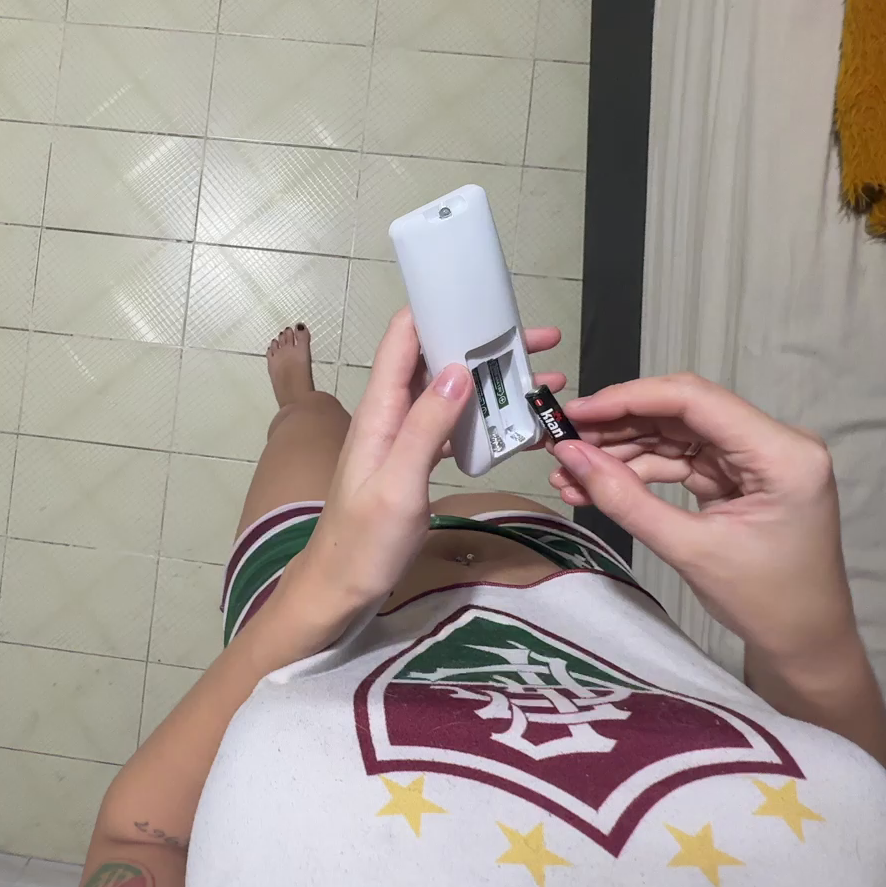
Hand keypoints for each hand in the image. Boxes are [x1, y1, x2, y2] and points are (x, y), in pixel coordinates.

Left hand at [266, 310, 564, 653]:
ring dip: (491, 380)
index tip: (485, 297)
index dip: (437, 308)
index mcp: (379, 411)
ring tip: (545, 377)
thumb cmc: (363, 543)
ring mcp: (400, 437)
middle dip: (482, 342)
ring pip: (447, 391)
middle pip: (433, 359)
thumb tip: (457, 368)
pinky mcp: (411, 461)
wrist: (339, 589)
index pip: (402, 340)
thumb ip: (425, 427)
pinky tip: (515, 422)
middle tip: (541, 341)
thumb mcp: (398, 485)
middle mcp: (388, 414)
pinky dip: (483, 416)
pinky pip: (449, 425)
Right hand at [544, 374, 856, 667]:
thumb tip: (566, 454)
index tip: (573, 414)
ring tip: (567, 474)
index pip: (692, 399)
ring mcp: (750, 456)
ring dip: (617, 451)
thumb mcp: (687, 548)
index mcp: (780, 453)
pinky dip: (633, 470)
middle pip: (677, 412)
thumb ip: (624, 497)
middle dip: (614, 426)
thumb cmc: (763, 601)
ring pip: (668, 433)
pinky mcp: (733, 473)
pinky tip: (594, 485)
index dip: (627, 399)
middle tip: (559, 442)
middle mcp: (769, 441)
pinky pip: (674, 458)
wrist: (803, 644)